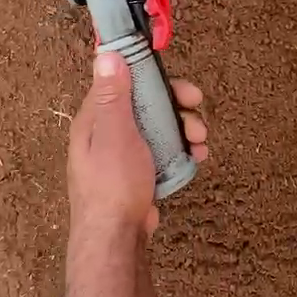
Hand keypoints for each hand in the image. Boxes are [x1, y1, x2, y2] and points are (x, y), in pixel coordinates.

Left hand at [68, 52, 208, 239]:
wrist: (115, 241)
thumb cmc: (113, 185)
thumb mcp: (115, 134)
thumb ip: (112, 95)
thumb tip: (106, 54)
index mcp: (96, 119)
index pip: (126, 82)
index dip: (154, 78)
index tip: (181, 86)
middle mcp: (107, 132)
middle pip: (148, 103)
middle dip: (178, 105)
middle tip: (198, 112)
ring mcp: (124, 153)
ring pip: (160, 124)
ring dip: (185, 126)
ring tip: (201, 141)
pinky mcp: (138, 170)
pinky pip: (164, 147)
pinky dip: (182, 147)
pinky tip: (196, 155)